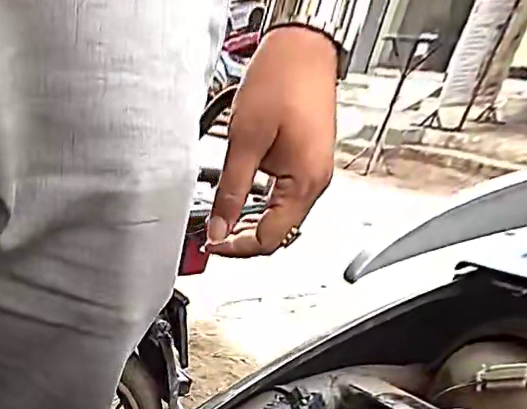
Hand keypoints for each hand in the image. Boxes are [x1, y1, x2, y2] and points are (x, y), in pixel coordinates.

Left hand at [207, 27, 338, 256]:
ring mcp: (312, 174)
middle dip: (241, 241)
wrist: (302, 43)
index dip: (236, 248)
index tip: (211, 244)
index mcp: (306, 182)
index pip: (268, 239)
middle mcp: (315, 182)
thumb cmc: (282, 78)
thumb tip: (218, 230)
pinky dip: (256, 209)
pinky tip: (237, 206)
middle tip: (212, 237)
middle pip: (275, 234)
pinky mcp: (304, 164)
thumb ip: (230, 193)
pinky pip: (280, 201)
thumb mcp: (244, 142)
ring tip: (220, 223)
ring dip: (248, 226)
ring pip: (277, 220)